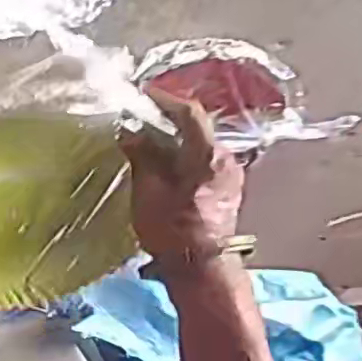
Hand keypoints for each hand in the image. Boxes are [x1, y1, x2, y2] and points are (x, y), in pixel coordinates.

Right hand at [119, 92, 244, 267]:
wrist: (200, 267)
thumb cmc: (172, 227)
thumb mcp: (149, 190)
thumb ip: (143, 156)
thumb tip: (131, 132)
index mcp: (208, 154)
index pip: (189, 113)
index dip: (165, 99)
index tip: (143, 93)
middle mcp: (226, 158)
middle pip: (196, 128)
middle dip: (167, 121)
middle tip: (139, 118)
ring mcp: (230, 175)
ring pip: (199, 146)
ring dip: (173, 140)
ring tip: (145, 142)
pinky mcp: (226, 190)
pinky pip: (202, 161)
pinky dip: (181, 156)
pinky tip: (162, 164)